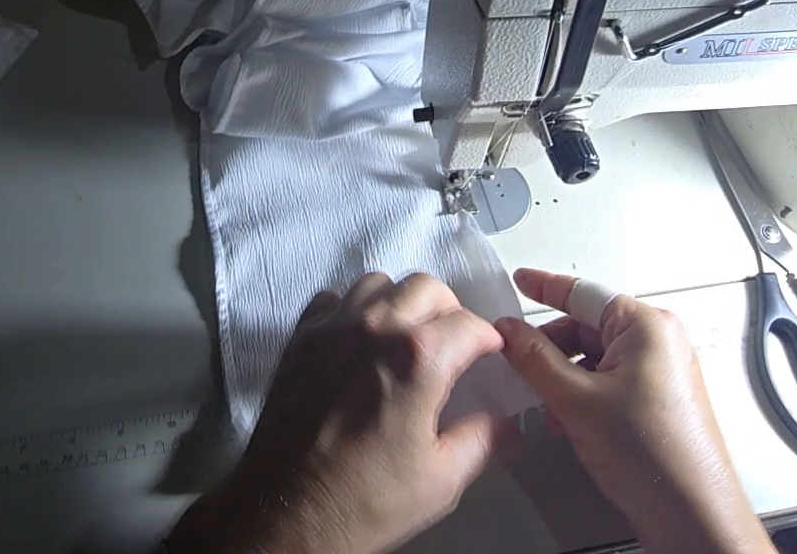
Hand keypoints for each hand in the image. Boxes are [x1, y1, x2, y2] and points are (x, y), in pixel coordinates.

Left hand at [166, 272, 506, 552]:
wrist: (286, 514)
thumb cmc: (365, 500)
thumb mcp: (440, 479)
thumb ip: (481, 440)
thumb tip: (510, 425)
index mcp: (419, 358)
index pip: (468, 324)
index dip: (486, 337)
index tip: (489, 352)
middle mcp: (377, 326)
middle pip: (426, 286)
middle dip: (448, 308)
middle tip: (452, 340)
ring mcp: (335, 325)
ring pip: (379, 283)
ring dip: (400, 301)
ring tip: (405, 333)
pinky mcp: (302, 335)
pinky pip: (334, 297)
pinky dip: (352, 308)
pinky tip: (358, 339)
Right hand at [496, 269, 774, 553]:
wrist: (695, 522)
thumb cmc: (649, 455)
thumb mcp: (576, 400)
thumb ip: (533, 358)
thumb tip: (506, 328)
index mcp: (646, 326)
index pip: (582, 293)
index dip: (544, 286)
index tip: (519, 280)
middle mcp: (658, 341)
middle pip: (586, 327)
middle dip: (550, 347)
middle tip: (516, 359)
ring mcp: (662, 371)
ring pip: (595, 356)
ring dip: (564, 375)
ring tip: (544, 401)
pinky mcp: (660, 399)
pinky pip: (610, 378)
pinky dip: (583, 391)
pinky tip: (566, 417)